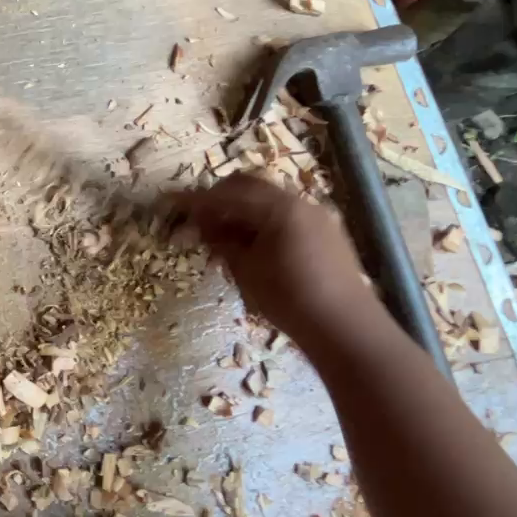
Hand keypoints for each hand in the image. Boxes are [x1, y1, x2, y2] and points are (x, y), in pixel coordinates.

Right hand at [176, 174, 387, 352]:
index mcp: (279, 208)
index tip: (169, 203)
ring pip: (266, 200)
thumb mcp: (245, 270)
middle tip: (195, 221)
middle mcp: (300, 203)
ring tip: (220, 238)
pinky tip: (248, 245)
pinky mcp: (324, 233)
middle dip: (217, 199)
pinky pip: (283, 215)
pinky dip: (260, 221)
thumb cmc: (290, 299)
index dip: (194, 200)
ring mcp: (316, 216)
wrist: (347, 329)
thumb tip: (200, 227)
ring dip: (238, 211)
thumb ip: (221, 241)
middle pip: (247, 186)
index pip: (226, 195)